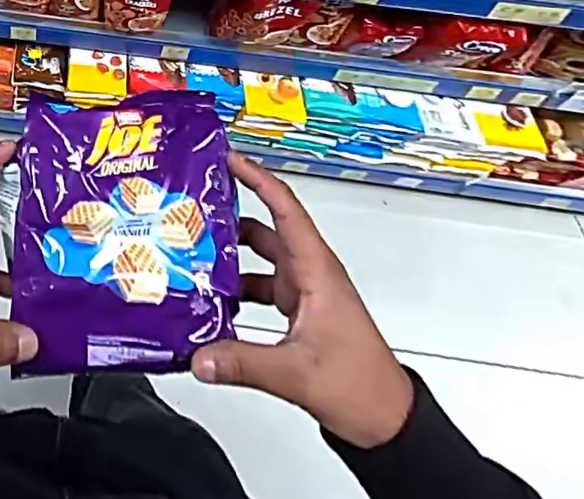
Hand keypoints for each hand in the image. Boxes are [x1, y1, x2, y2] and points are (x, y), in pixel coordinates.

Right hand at [190, 153, 413, 448]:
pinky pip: (256, 281)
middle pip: (263, 227)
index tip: (228, 158)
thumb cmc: (364, 389)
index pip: (285, 209)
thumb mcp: (297, 373)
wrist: (392, 425)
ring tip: (191, 249)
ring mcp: (302, 289)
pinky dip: (233, 283)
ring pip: (257, 255)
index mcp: (316, 271)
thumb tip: (198, 356)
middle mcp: (308, 272)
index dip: (257, 178)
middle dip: (227, 212)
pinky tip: (210, 295)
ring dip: (227, 251)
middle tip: (192, 202)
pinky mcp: (295, 308)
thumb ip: (242, 362)